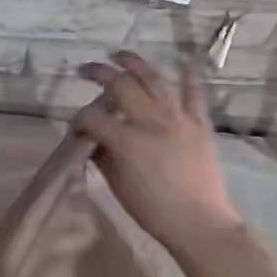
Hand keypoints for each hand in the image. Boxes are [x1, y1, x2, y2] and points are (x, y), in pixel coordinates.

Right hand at [74, 51, 242, 252]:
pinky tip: (181, 60)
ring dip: (134, 62)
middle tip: (85, 70)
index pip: (93, 118)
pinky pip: (193, 93)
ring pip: (153, 80)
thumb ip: (103, 157)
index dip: (79, 120)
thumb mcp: (117, 184)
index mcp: (126, 141)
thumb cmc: (152, 210)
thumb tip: (94, 142)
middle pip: (119, 86)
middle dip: (98, 73)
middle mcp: (151, 121)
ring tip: (119, 54)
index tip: (76, 129)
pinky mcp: (198, 124)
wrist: (199, 223)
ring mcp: (177, 119)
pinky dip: (188, 74)